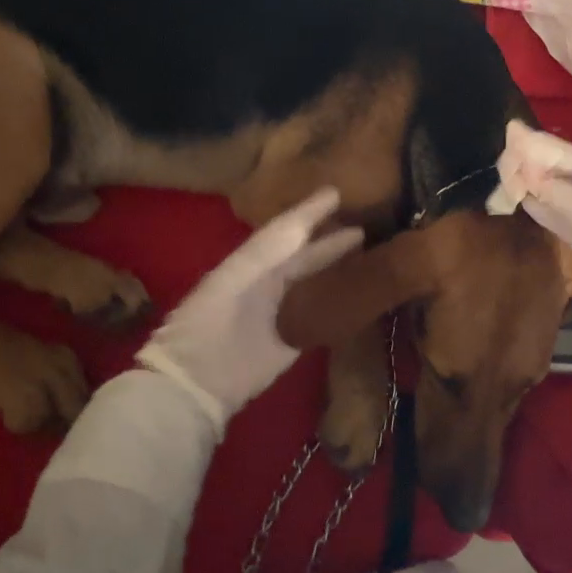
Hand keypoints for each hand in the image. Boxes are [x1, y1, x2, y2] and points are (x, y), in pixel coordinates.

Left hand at [136, 189, 362, 426]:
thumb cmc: (212, 318)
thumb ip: (278, 240)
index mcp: (254, 260)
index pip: (289, 229)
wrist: (197, 380)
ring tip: (374, 249)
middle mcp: (271, 280)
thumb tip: (318, 205)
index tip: (339, 192)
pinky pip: (325, 312)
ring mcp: (285, 309)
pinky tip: (365, 288)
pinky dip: (343, 298)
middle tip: (369, 220)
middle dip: (335, 238)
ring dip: (343, 266)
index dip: (312, 212)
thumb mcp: (244, 269)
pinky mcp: (297, 338)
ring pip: (320, 279)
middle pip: (309, 254)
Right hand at [495, 122, 571, 350]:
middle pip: (567, 174)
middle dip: (537, 163)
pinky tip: (522, 198)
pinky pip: (560, 218)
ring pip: (561, 195)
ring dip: (536, 184)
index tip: (512, 133)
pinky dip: (542, 208)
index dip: (544, 147)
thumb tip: (531, 172)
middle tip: (504, 152)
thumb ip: (567, 199)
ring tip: (506, 170)